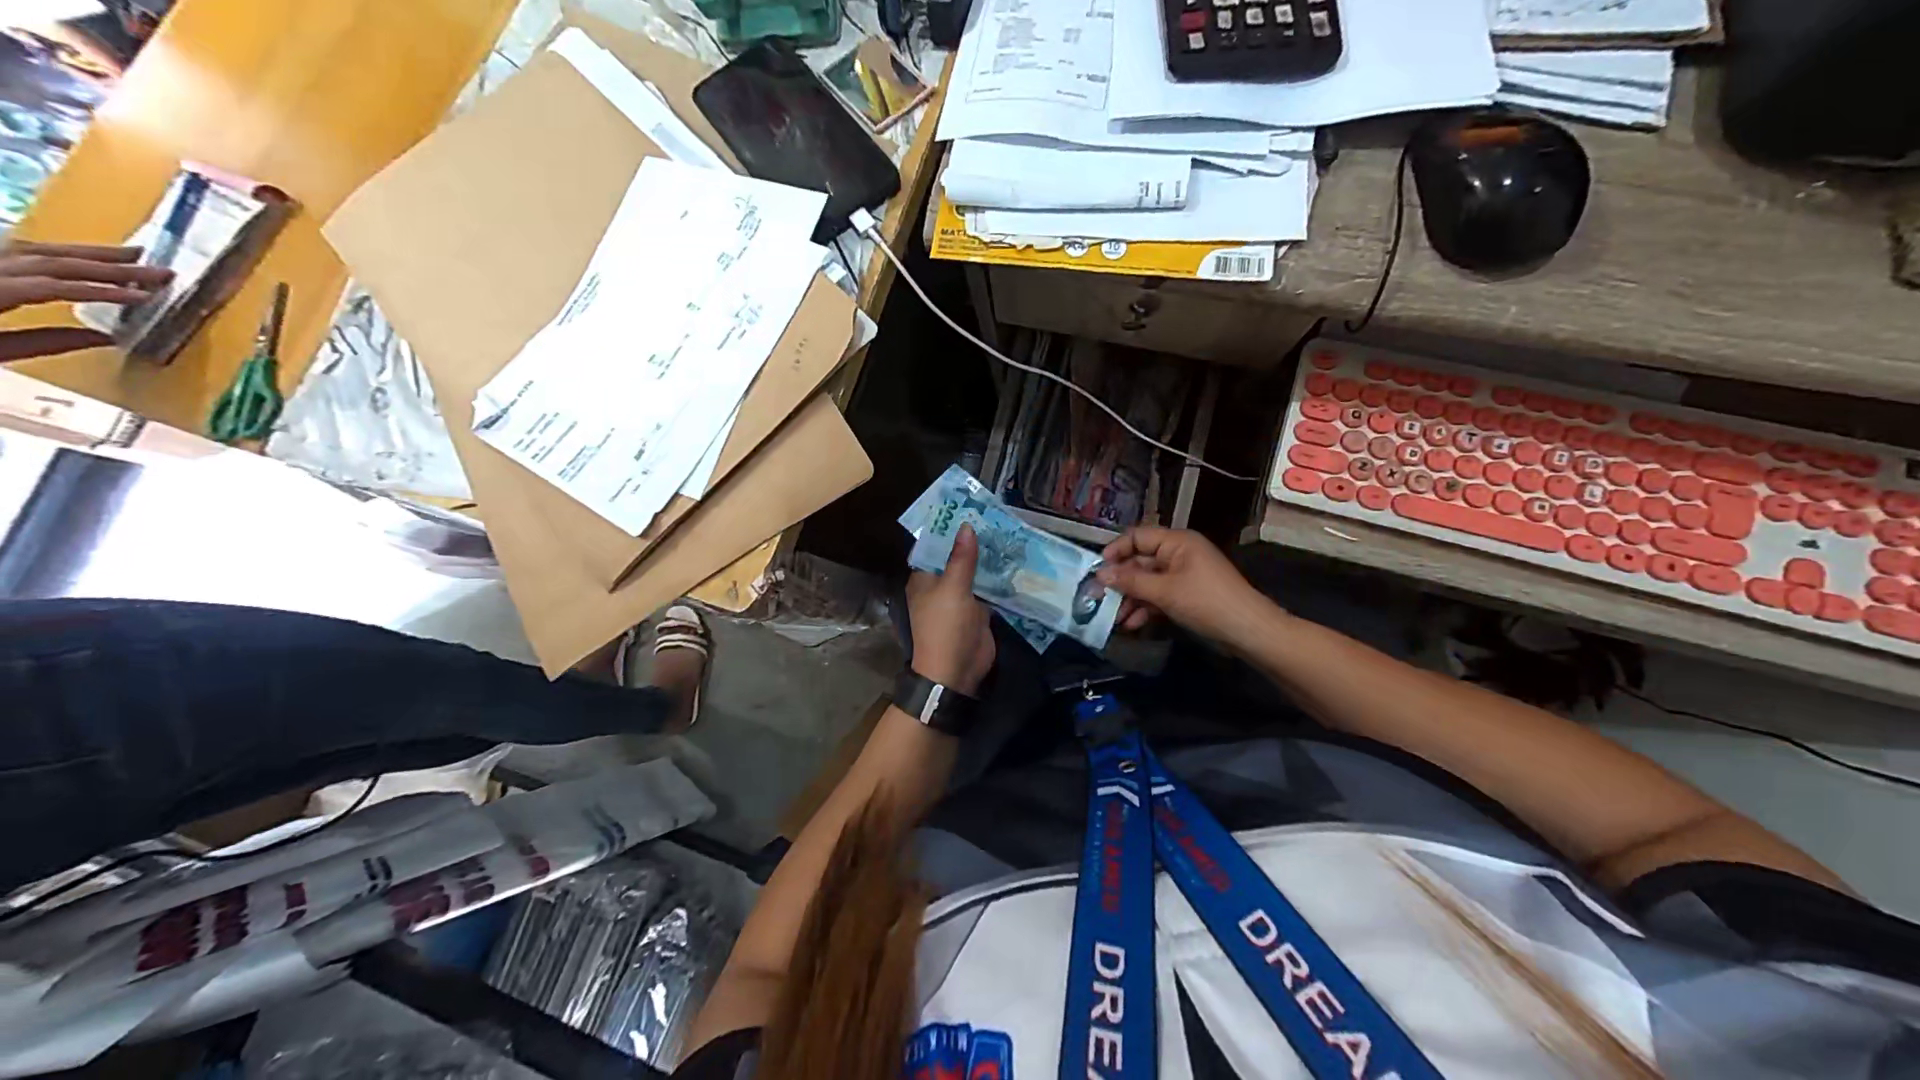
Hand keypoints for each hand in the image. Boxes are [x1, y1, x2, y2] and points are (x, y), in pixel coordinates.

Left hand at [0, 241, 172, 360]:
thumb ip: (42, 343)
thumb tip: (105, 337)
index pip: (52, 287)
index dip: (103, 291)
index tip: (149, 298)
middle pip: (48, 261)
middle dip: (109, 266)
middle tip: (161, 271)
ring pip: (32, 250)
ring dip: (87, 253)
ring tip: (133, 256)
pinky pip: (14, 253)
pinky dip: (55, 254)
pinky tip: (80, 258)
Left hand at [905, 524, 995, 695]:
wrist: (956, 672)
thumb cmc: (946, 627)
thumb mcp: (953, 589)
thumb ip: (961, 558)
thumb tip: (966, 526)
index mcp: (924, 578)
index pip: (934, 545)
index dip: (950, 528)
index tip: (970, 508)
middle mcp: (940, 585)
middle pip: (957, 557)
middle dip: (974, 541)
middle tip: (998, 517)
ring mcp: (960, 598)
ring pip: (974, 572)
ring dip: (989, 558)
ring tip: (1011, 533)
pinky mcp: (978, 611)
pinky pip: (988, 588)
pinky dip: (999, 577)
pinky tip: (1016, 561)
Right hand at [1096, 527, 1272, 647]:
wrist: (1248, 630)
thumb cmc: (1206, 602)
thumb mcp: (1164, 592)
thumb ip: (1130, 582)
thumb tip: (1100, 575)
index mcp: (1177, 542)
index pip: (1138, 536)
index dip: (1116, 550)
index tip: (1097, 570)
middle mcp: (1179, 553)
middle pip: (1141, 561)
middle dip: (1121, 581)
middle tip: (1098, 599)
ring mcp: (1184, 575)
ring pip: (1148, 581)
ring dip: (1131, 599)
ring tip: (1115, 618)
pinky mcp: (1187, 595)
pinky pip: (1159, 595)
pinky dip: (1146, 607)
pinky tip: (1132, 624)